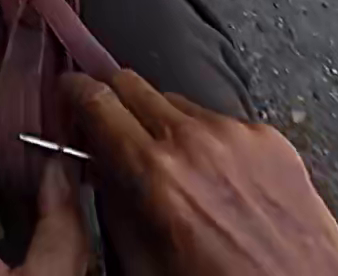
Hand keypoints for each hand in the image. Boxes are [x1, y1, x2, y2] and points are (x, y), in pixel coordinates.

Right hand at [61, 70, 337, 275]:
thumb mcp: (147, 268)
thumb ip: (111, 204)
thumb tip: (93, 160)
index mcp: (156, 174)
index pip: (94, 98)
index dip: (72, 90)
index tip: (67, 93)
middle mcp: (193, 140)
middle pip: (128, 80)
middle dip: (112, 97)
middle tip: (112, 124)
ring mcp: (236, 134)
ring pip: (172, 99)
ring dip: (161, 120)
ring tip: (178, 165)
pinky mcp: (271, 139)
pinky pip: (218, 120)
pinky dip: (207, 140)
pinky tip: (223, 180)